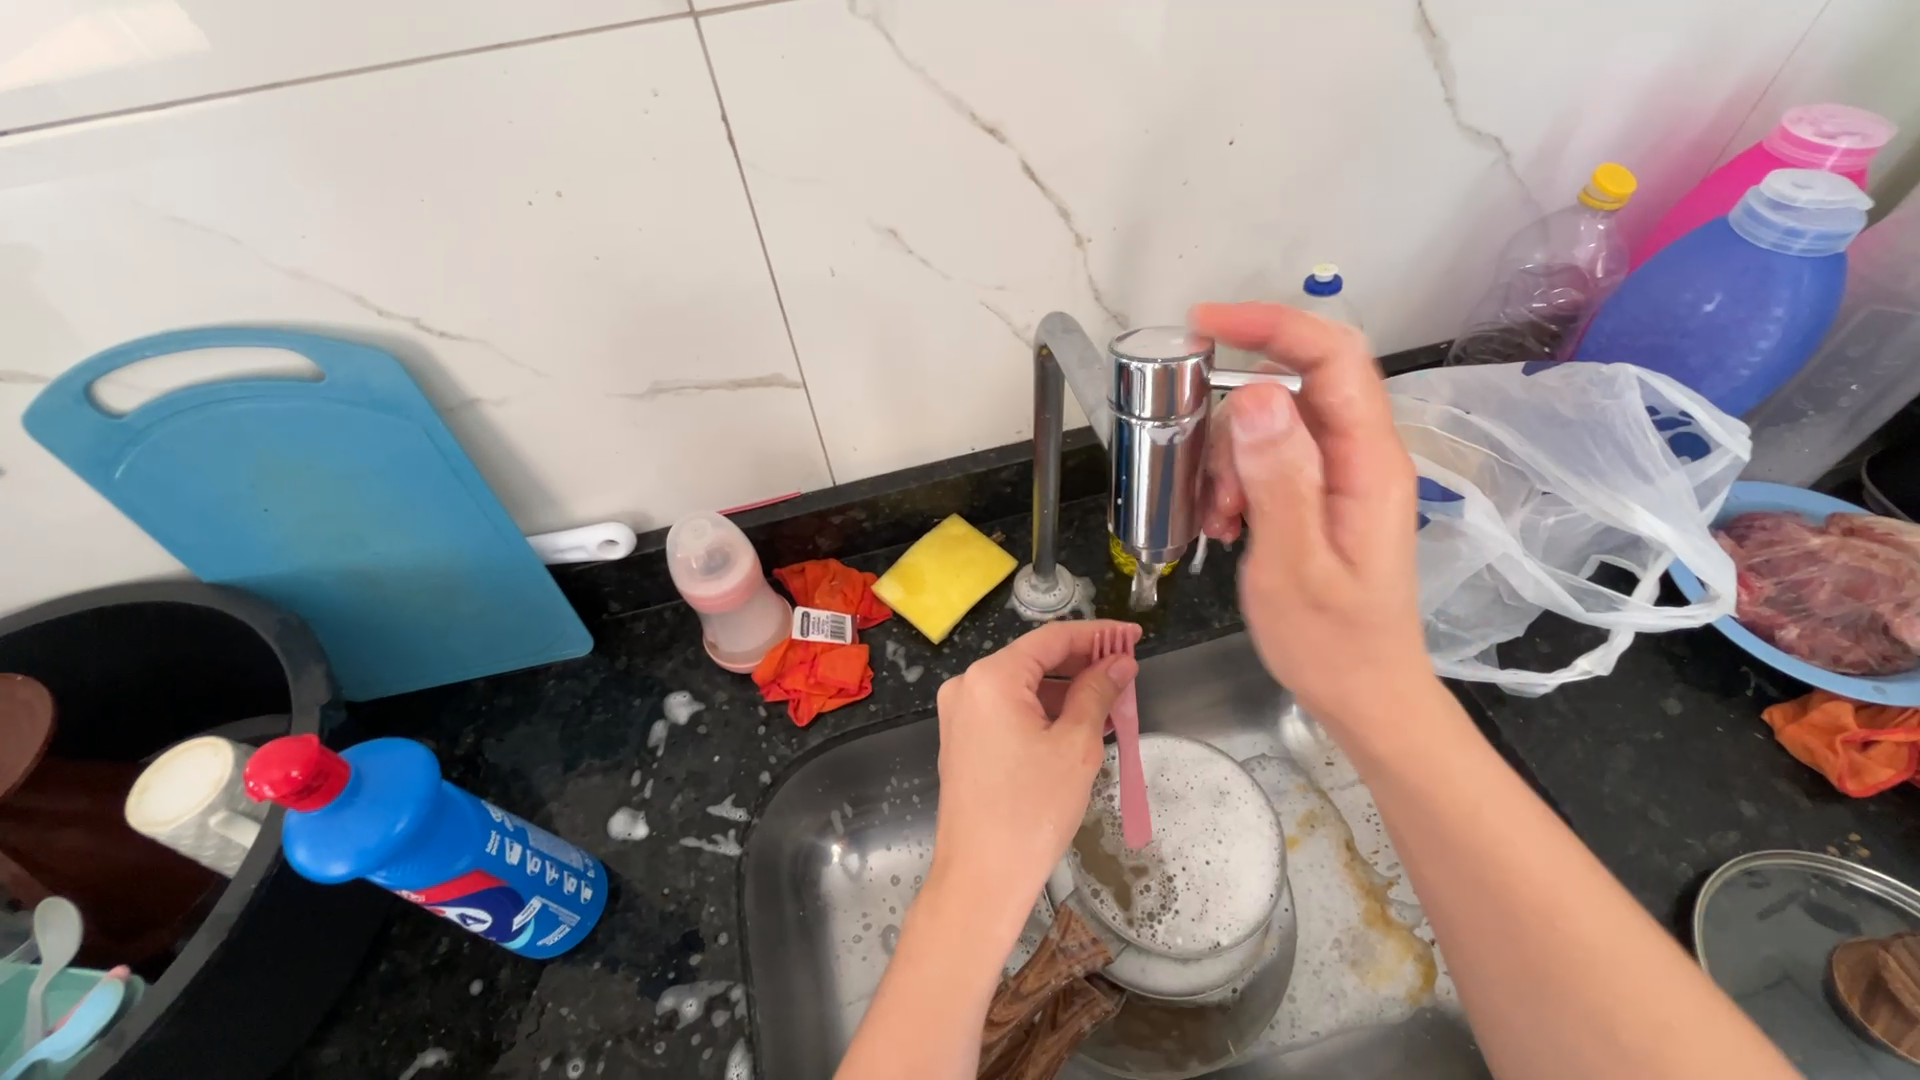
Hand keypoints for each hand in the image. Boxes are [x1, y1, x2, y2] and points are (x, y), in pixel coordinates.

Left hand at [928, 620, 1139, 929]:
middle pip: (1034, 659)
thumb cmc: (1032, 810)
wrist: (981, 877)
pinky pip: (1008, 710)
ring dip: (1066, 690)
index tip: (1132, 636)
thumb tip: (1121, 663)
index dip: (1097, 634)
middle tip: (1127, 673)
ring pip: (1023, 686)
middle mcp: (967, 686)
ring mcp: (960, 714)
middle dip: (1083, 664)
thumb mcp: (1076, 746)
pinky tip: (1078, 723)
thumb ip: (1098, 693)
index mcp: (991, 677)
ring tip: (1111, 702)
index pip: (1052, 638)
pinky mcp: (962, 739)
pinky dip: (1043, 711)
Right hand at [1190, 303, 1428, 723]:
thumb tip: (1259, 397)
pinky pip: (1268, 461)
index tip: (1206, 322)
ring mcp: (1340, 475)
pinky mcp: (1320, 496)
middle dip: (1234, 425)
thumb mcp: (1293, 565)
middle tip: (1211, 488)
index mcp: (1368, 462)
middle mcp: (1360, 455)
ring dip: (1228, 462)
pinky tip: (1226, 524)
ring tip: (1219, 519)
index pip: (1331, 357)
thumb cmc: (1332, 642)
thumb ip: (1278, 479)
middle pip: (1291, 389)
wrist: (1363, 693)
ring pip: (1270, 427)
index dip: (1270, 325)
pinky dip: (1234, 483)